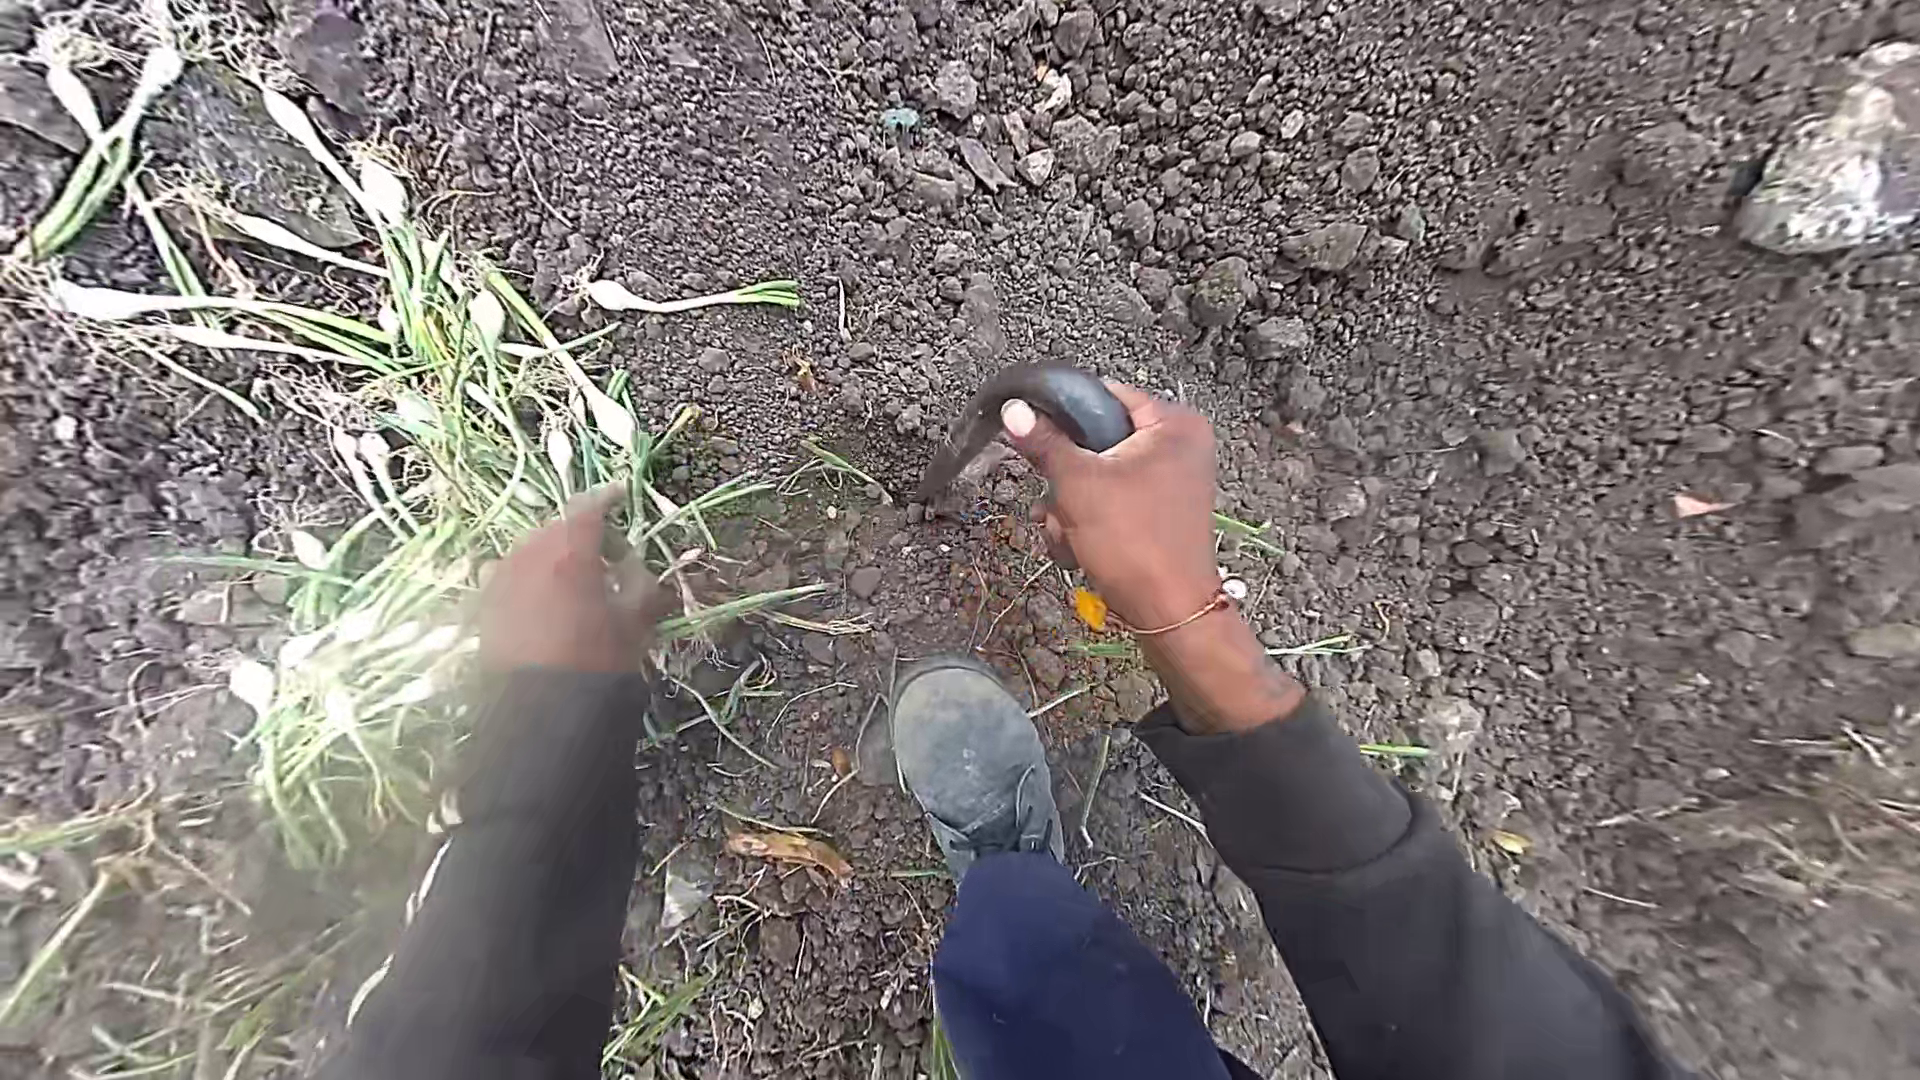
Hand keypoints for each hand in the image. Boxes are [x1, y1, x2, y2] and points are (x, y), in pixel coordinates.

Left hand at [479, 485, 664, 673]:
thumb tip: (637, 570)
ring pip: (531, 549)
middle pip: (556, 527)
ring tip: (579, 574)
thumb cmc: (598, 657)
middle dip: (582, 531)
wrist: (543, 707)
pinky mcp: (487, 605)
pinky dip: (533, 572)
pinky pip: (512, 573)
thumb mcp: (635, 619)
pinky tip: (550, 595)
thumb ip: (641, 584)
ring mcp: (502, 581)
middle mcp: (529, 559)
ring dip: (556, 551)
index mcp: (569, 556)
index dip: (607, 498)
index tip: (621, 493)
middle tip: (609, 552)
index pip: (587, 511)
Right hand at [1002, 383, 1220, 629]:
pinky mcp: (1157, 512)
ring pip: (1096, 476)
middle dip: (1065, 479)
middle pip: (1096, 442)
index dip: (1064, 415)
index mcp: (1173, 424)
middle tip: (1057, 502)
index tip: (1037, 438)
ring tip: (1065, 531)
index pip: (1105, 396)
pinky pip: (1109, 501)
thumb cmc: (1133, 541)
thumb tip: (1015, 411)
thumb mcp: (1078, 484)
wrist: (1166, 611)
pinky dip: (1087, 521)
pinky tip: (1077, 544)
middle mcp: (1178, 447)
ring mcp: (1168, 482)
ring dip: (1069, 506)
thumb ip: (1045, 443)